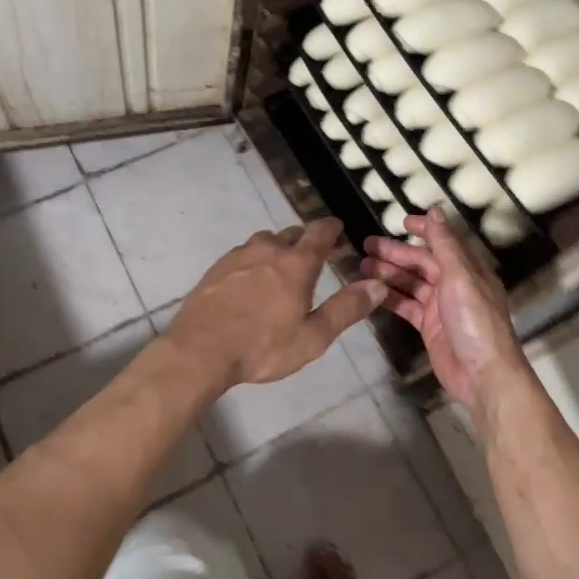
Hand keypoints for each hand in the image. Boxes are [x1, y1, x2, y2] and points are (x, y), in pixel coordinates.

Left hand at [167, 218, 386, 389]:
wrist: (199, 350)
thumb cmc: (263, 347)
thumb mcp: (313, 337)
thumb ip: (346, 309)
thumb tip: (378, 285)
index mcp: (296, 264)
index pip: (319, 232)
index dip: (331, 228)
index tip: (337, 227)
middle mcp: (268, 250)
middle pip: (291, 234)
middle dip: (305, 239)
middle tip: (314, 254)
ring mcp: (238, 257)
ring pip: (264, 241)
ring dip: (278, 248)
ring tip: (282, 266)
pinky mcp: (216, 268)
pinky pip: (243, 255)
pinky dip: (254, 260)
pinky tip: (251, 280)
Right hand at [361, 208, 528, 407]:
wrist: (483, 375)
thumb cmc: (475, 322)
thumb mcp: (461, 278)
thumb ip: (446, 245)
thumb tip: (435, 210)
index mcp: (468, 269)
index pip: (444, 241)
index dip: (424, 229)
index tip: (400, 221)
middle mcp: (455, 284)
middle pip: (422, 262)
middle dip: (396, 252)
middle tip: (366, 245)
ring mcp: (441, 307)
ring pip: (411, 283)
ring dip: (389, 273)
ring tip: (362, 266)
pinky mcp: (429, 327)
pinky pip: (407, 306)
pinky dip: (390, 298)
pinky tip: (371, 292)